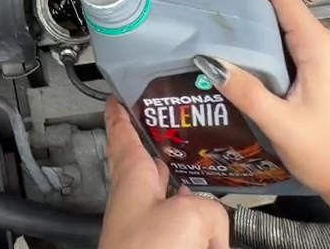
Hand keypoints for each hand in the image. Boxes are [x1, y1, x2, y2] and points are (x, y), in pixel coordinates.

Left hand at [102, 100, 229, 248]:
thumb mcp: (190, 218)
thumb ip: (211, 209)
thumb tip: (214, 223)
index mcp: (130, 172)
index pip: (121, 128)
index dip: (119, 110)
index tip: (116, 94)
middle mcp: (133, 195)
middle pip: (146, 161)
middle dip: (161, 150)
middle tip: (174, 134)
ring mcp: (143, 225)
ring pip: (169, 199)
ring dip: (187, 198)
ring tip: (204, 193)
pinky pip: (181, 232)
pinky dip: (197, 231)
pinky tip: (208, 235)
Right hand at [209, 0, 329, 205]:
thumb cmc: (328, 154)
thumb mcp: (281, 125)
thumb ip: (245, 91)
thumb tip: (207, 59)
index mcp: (317, 44)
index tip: (220, 5)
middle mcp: (324, 40)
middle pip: (278, 5)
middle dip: (244, 10)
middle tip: (213, 29)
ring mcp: (325, 53)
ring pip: (282, 23)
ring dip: (253, 29)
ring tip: (222, 46)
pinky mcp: (322, 67)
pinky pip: (288, 40)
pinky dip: (265, 45)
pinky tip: (246, 64)